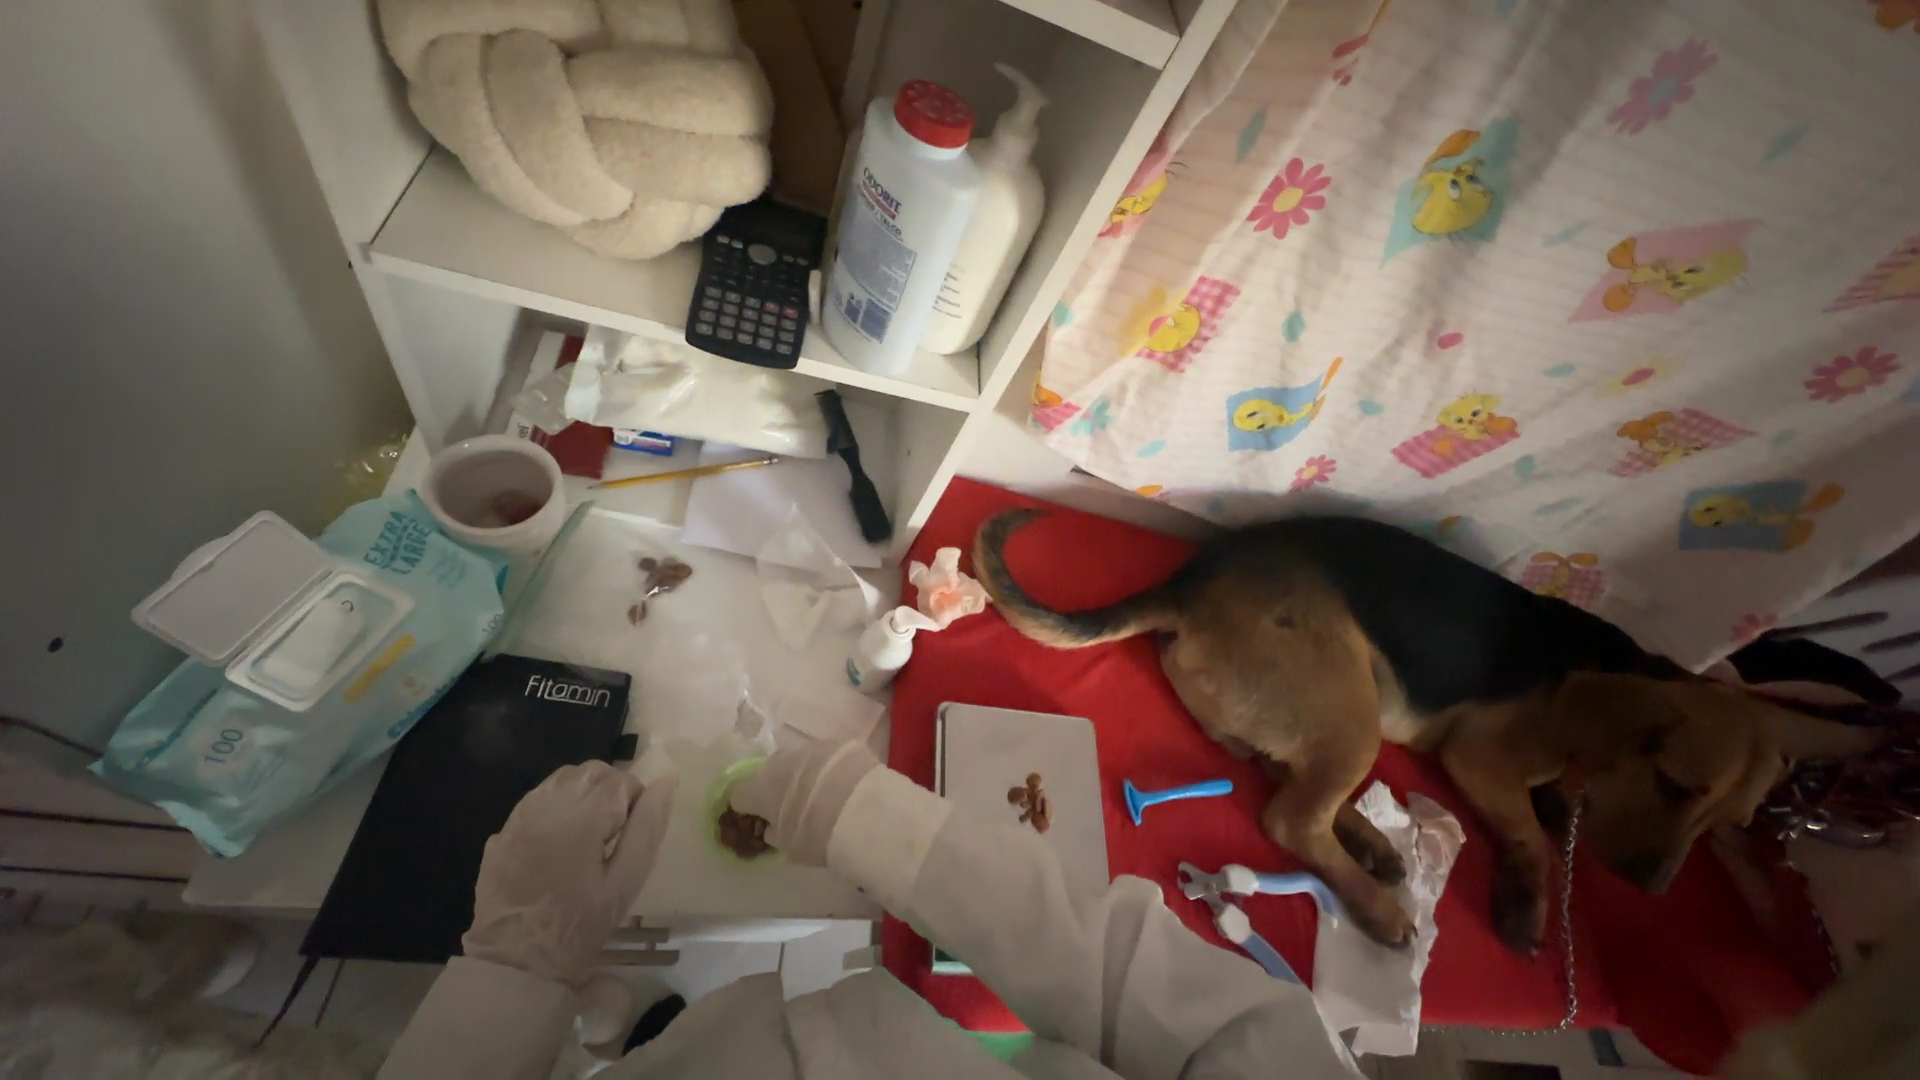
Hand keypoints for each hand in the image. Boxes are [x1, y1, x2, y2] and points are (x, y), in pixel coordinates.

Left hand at [463, 762, 674, 986]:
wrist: (516, 963)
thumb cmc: (581, 923)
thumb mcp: (627, 879)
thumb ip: (649, 826)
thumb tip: (667, 782)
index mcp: (583, 814)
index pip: (622, 780)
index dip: (635, 805)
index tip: (627, 840)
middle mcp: (549, 804)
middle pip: (591, 772)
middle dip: (610, 792)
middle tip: (611, 835)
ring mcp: (521, 817)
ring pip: (563, 779)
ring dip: (583, 795)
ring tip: (586, 835)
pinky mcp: (503, 832)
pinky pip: (537, 799)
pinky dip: (555, 807)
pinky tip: (557, 842)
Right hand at [728, 739, 880, 865]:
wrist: (860, 808)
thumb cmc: (816, 834)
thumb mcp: (789, 846)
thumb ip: (776, 832)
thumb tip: (773, 826)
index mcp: (760, 788)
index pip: (740, 794)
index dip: (747, 806)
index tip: (758, 816)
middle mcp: (780, 762)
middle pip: (770, 772)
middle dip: (776, 786)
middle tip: (792, 805)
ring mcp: (810, 748)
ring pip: (798, 761)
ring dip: (803, 774)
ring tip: (821, 793)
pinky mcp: (837, 743)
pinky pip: (826, 756)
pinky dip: (829, 768)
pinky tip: (843, 783)